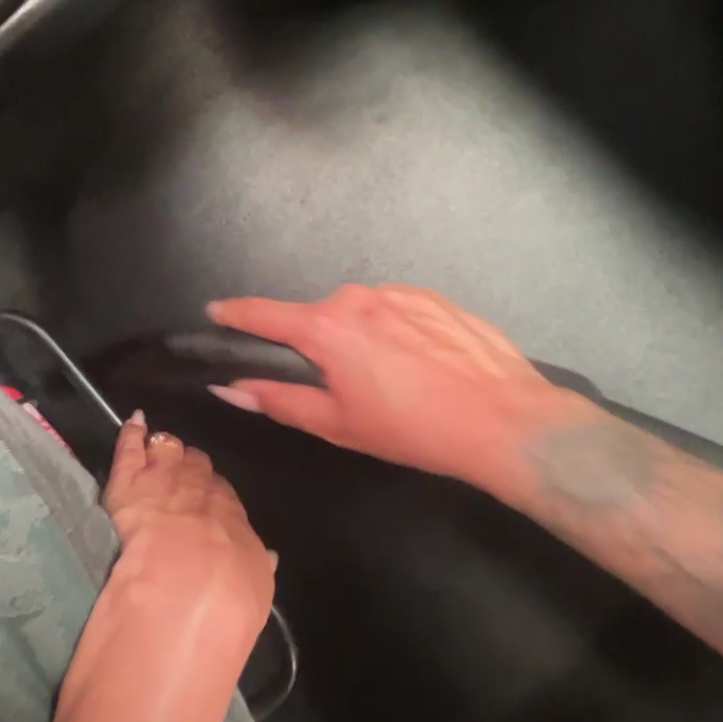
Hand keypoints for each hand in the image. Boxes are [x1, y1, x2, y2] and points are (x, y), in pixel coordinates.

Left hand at [102, 413, 274, 630]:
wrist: (185, 586)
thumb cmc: (225, 597)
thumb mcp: (256, 587)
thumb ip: (258, 565)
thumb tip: (268, 555)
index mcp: (231, 513)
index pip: (222, 493)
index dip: (210, 493)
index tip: (203, 500)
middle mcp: (199, 486)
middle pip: (194, 464)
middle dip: (187, 467)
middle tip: (178, 476)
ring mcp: (162, 477)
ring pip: (165, 449)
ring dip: (162, 449)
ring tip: (156, 449)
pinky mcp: (128, 479)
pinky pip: (130, 446)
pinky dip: (131, 433)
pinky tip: (134, 423)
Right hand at [206, 285, 571, 479]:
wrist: (508, 421)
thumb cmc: (411, 428)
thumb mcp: (337, 424)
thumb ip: (278, 401)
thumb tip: (230, 387)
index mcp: (324, 327)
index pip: (262, 313)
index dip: (234, 314)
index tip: (214, 310)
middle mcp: (356, 298)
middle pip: (317, 317)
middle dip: (317, 345)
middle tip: (338, 384)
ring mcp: (399, 293)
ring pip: (360, 315)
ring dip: (360, 339)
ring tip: (392, 381)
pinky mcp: (435, 298)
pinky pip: (397, 312)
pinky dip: (396, 334)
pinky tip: (421, 367)